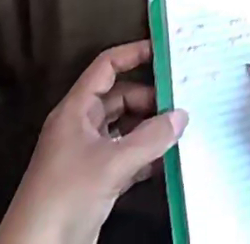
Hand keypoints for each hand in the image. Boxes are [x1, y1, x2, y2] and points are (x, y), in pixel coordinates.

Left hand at [0, 41, 188, 243]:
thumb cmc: (66, 197)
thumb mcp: (112, 164)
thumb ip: (150, 137)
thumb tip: (182, 115)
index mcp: (76, 110)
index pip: (106, 67)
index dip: (134, 54)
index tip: (165, 52)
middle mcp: (81, 127)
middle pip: (121, 97)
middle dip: (150, 99)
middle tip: (182, 101)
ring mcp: (87, 155)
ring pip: (125, 128)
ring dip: (150, 129)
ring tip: (182, 130)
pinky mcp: (94, 181)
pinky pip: (126, 156)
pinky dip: (145, 156)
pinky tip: (168, 161)